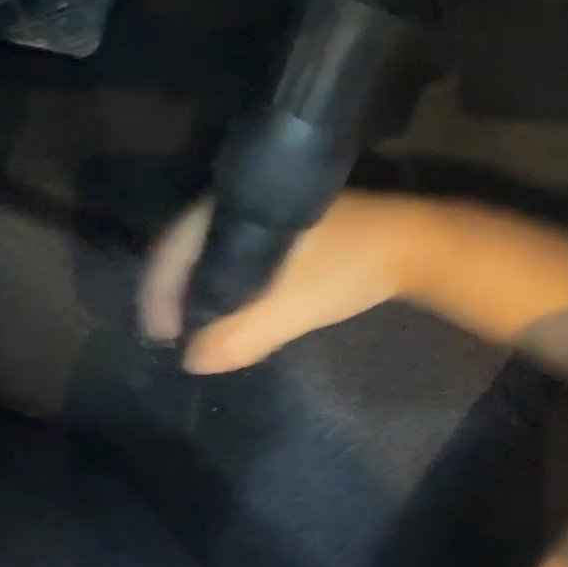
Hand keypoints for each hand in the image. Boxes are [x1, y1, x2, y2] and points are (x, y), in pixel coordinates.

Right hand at [139, 193, 436, 370]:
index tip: (159, 336)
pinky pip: (238, 256)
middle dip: (173, 294)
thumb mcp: (286, 311)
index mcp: (229, 213)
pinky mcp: (283, 226)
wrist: (411, 245)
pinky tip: (232, 309)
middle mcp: (237, 205)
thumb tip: (193, 362)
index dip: (156, 296)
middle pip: (185, 250)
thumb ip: (236, 338)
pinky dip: (227, 284)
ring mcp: (261, 213)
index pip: (170, 252)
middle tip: (171, 337)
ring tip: (194, 329)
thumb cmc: (343, 271)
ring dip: (200, 291)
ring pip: (212, 254)